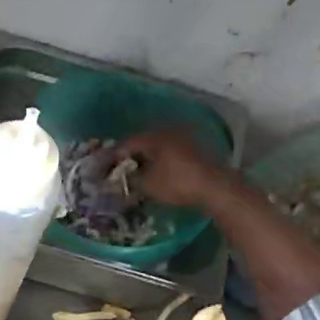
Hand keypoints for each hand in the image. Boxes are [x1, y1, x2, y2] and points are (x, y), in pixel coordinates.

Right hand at [115, 129, 239, 210]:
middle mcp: (167, 132)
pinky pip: (168, 150)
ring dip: (146, 157)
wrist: (213, 186)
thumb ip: (131, 179)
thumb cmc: (176, 184)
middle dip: (130, 156)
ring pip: (156, 146)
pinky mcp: (192, 147)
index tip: (107, 168)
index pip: (127, 143)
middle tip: (121, 170)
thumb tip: (123, 178)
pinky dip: (159, 159)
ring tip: (138, 172)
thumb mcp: (147, 185)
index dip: (115, 156)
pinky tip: (156, 171)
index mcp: (153, 138)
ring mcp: (182, 138)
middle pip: (142, 142)